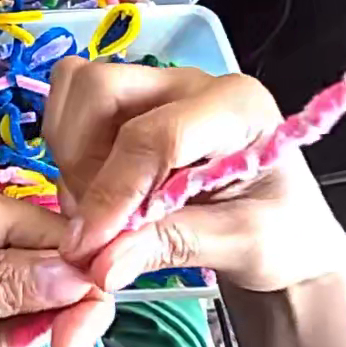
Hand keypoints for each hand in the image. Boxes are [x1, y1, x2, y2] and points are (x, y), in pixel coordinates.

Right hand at [47, 59, 345, 292]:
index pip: (157, 135)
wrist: (278, 226)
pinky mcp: (124, 101)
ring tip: (94, 207)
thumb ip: (171, 246)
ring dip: (69, 152)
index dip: (115, 190)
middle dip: (81, 157)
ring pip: (75, 89)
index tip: (88, 244)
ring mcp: (150, 86)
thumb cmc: (278, 233)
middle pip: (100, 88)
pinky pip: (70, 107)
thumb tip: (99, 263)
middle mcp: (187, 83)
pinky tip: (92, 190)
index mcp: (236, 107)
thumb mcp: (242, 246)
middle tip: (93, 221)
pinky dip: (66, 150)